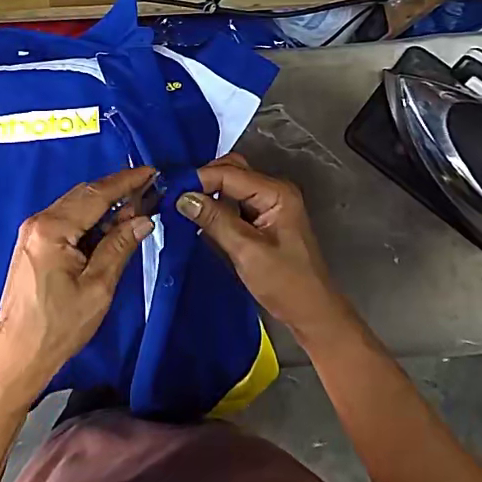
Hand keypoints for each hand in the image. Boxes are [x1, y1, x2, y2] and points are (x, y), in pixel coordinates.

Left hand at [0, 166, 155, 390]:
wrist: (18, 355)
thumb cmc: (58, 325)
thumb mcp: (98, 286)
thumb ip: (120, 246)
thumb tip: (143, 219)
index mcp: (52, 229)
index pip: (97, 194)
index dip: (127, 181)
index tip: (152, 172)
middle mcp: (38, 223)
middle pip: (85, 194)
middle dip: (118, 190)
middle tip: (150, 191)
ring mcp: (33, 232)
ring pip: (77, 204)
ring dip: (107, 204)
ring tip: (137, 208)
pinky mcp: (34, 244)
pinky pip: (68, 218)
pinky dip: (92, 217)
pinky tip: (111, 225)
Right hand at [178, 154, 356, 344]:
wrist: (311, 310)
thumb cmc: (286, 283)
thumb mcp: (247, 252)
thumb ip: (216, 221)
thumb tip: (184, 197)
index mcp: (277, 193)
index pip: (231, 173)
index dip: (200, 179)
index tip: (170, 190)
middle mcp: (274, 191)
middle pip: (232, 172)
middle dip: (203, 181)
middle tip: (173, 197)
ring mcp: (269, 205)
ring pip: (232, 186)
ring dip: (207, 193)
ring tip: (179, 206)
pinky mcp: (263, 220)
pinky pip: (235, 203)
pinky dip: (216, 207)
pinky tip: (198, 217)